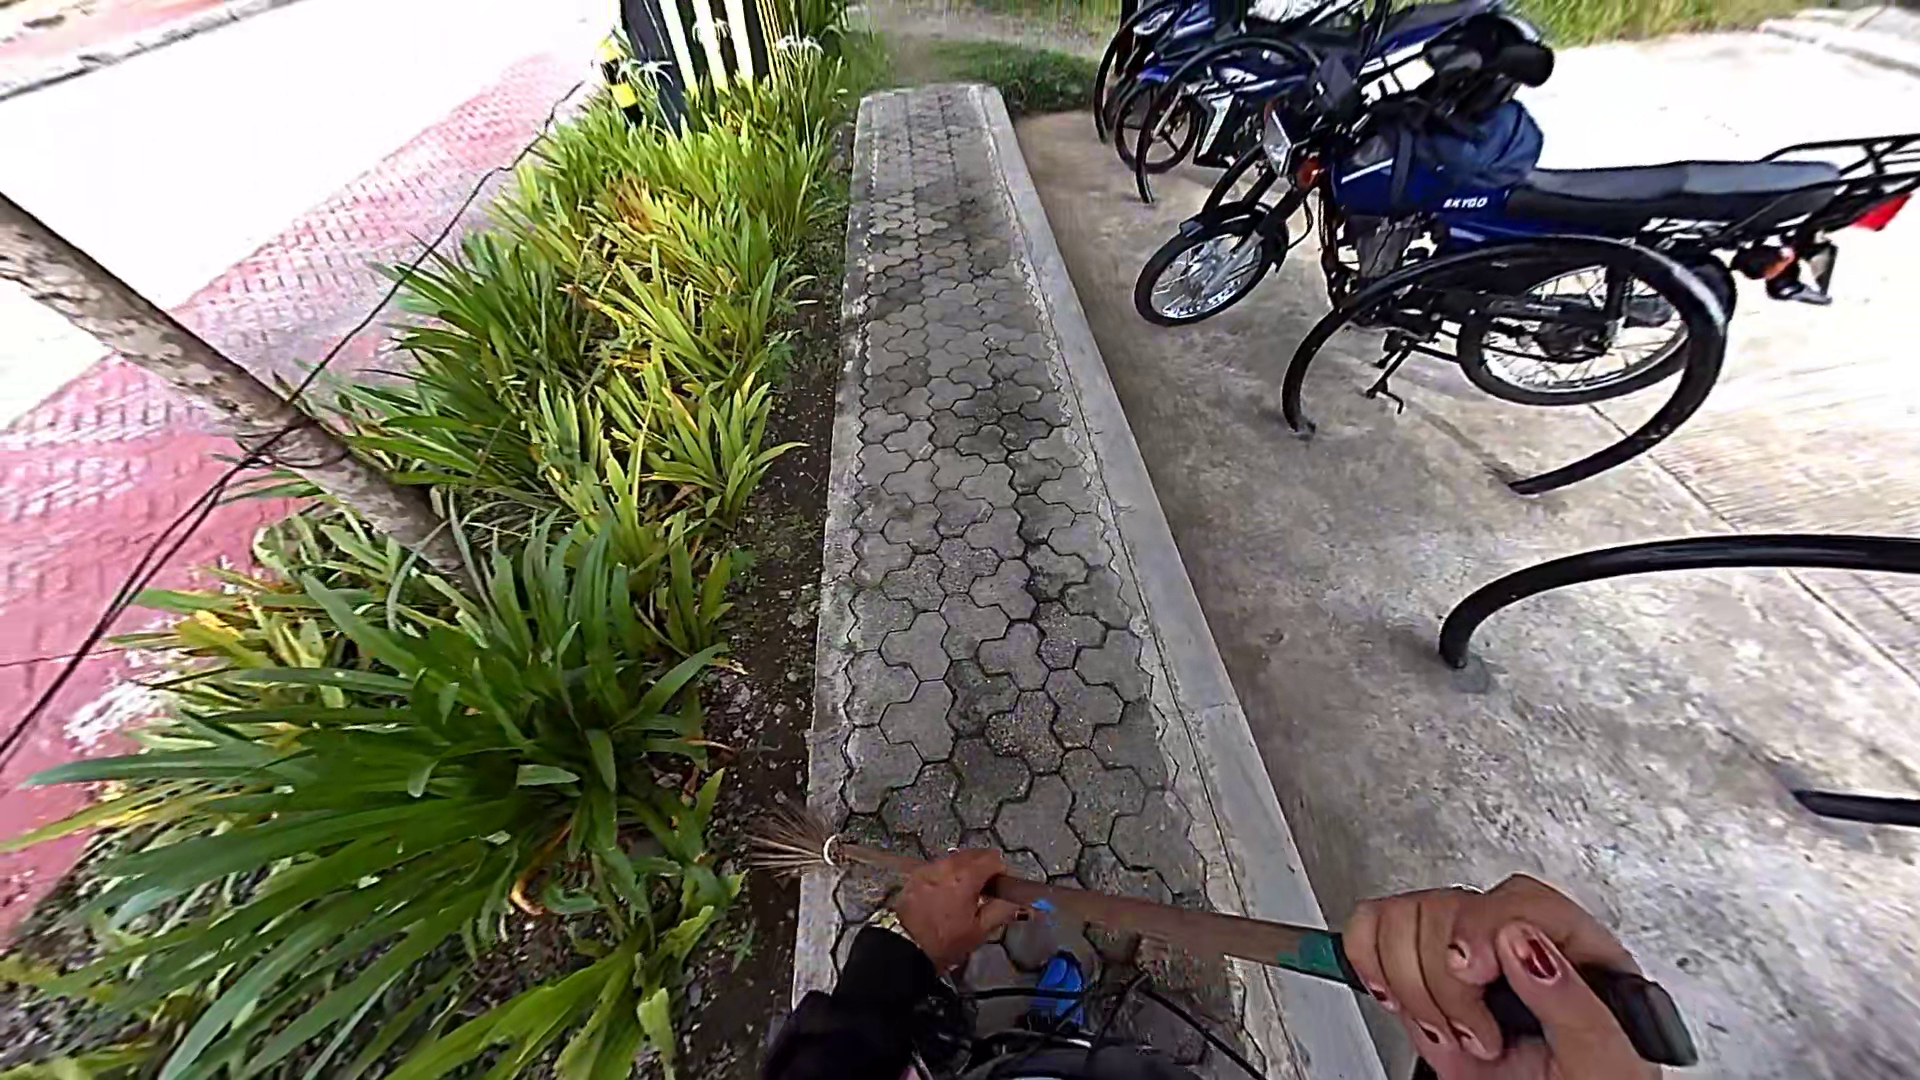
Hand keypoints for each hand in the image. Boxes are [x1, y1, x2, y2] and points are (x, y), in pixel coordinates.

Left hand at [892, 849, 1022, 971]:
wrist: (904, 947)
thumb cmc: (945, 942)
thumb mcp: (979, 931)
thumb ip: (1001, 910)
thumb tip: (1017, 901)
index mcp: (966, 875)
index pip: (993, 858)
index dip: (1002, 872)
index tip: (1001, 888)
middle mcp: (948, 864)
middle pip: (974, 854)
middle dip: (984, 868)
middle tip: (986, 892)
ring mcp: (930, 866)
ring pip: (956, 858)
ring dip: (966, 869)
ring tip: (966, 894)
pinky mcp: (917, 873)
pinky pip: (940, 866)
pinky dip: (948, 874)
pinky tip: (946, 894)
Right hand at [1342, 875, 1657, 1079]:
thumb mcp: (1604, 1074)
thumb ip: (1579, 1012)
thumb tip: (1526, 942)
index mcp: (1574, 950)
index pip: (1520, 898)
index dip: (1481, 927)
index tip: (1467, 971)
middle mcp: (1506, 931)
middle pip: (1445, 906)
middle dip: (1447, 985)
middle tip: (1478, 1037)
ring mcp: (1450, 935)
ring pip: (1398, 914)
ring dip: (1411, 986)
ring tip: (1448, 1030)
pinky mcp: (1404, 944)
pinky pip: (1365, 921)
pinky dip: (1369, 960)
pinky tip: (1398, 998)